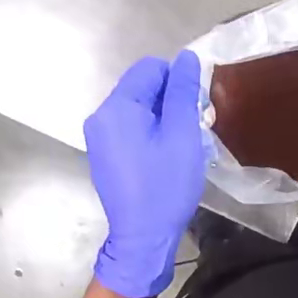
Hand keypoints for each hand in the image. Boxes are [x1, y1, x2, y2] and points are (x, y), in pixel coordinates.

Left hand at [83, 52, 206, 297]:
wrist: (143, 238)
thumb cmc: (166, 187)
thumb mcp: (182, 137)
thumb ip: (183, 93)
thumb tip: (187, 59)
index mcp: (116, 108)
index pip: (149, 69)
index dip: (178, 80)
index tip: (197, 107)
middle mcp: (101, 118)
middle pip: (142, 89)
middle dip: (171, 102)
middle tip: (195, 129)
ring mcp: (100, 139)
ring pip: (138, 112)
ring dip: (164, 120)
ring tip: (183, 146)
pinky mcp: (106, 157)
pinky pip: (131, 132)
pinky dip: (152, 136)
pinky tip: (167, 158)